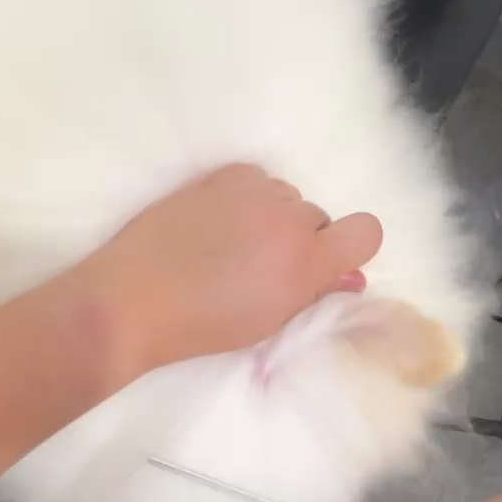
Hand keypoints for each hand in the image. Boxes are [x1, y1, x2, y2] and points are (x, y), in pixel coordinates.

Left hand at [71, 164, 381, 375]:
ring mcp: (251, 192)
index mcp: (305, 263)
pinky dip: (246, 198)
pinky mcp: (219, 176)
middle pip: (320, 217)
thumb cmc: (204, 325)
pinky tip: (218, 223)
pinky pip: (255, 179)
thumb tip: (349, 278)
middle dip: (302, 239)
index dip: (351, 248)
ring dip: (273, 217)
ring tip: (234, 245)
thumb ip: (315, 294)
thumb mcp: (270, 322)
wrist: (135, 300)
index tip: (325, 265)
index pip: (367, 231)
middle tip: (264, 267)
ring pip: (287, 197)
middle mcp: (287, 219)